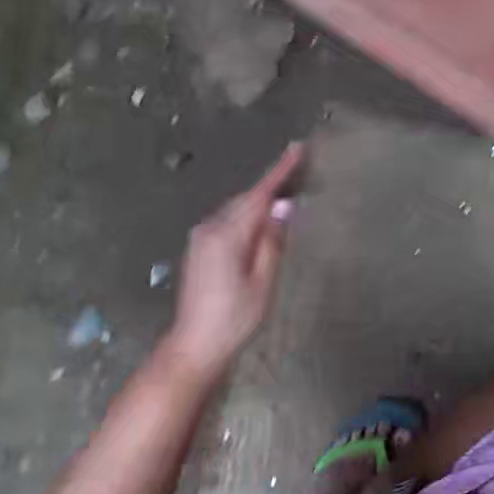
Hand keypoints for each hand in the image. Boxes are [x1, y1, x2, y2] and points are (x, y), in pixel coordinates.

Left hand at [164, 143, 303, 372]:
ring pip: (236, 210)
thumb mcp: (263, 282)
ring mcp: (201, 239)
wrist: (195, 344)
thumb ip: (272, 242)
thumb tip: (283, 207)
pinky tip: (261, 218)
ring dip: (259, 199)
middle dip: (270, 183)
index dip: (279, 171)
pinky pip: (229, 221)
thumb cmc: (234, 319)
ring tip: (284, 190)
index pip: (258, 196)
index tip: (297, 148)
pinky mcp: (199, 250)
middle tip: (298, 166)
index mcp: (227, 236)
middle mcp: (209, 230)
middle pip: (245, 199)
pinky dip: (247, 214)